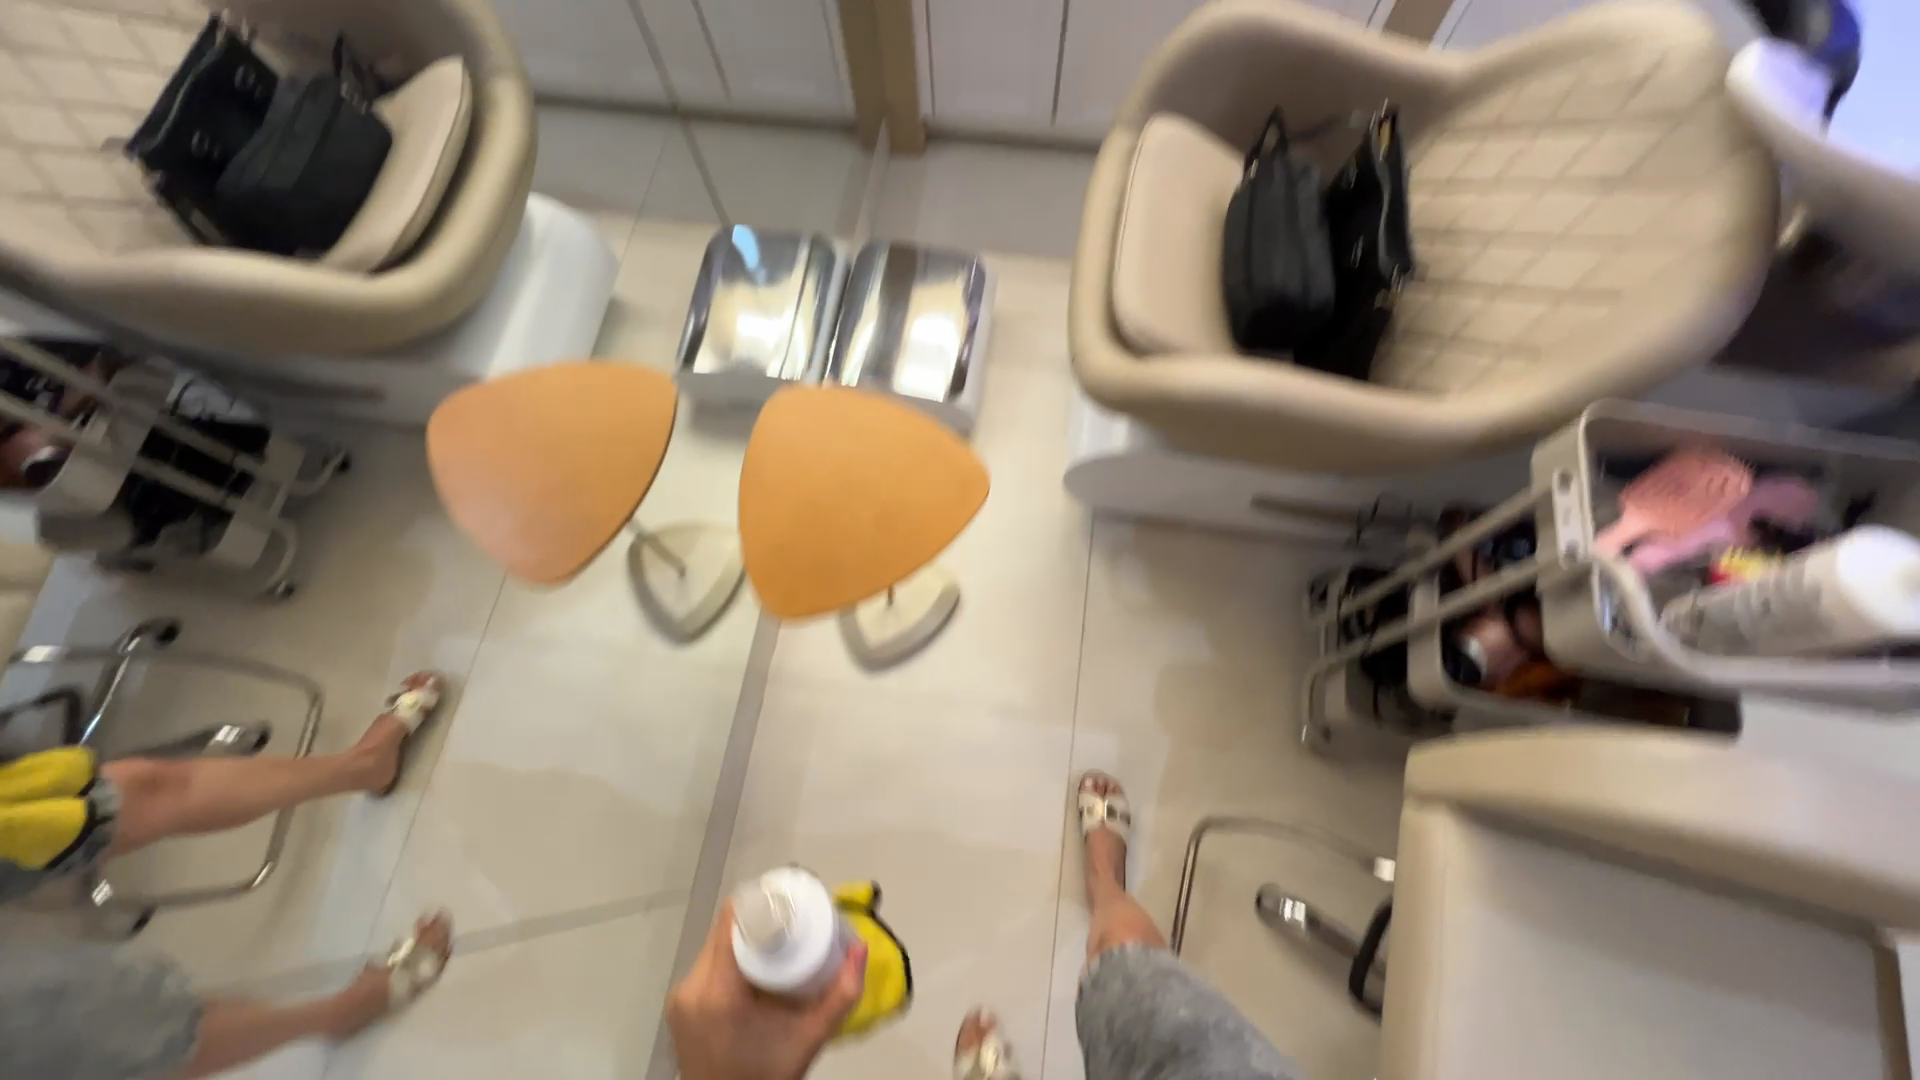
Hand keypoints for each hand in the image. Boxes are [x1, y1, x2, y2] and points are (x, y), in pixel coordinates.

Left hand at [668, 901, 867, 1079]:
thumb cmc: (766, 1076)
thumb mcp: (809, 1040)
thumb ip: (840, 996)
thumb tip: (861, 949)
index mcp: (718, 991)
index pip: (733, 921)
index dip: (760, 901)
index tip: (789, 901)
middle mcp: (692, 987)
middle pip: (725, 930)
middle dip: (758, 919)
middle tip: (791, 920)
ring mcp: (681, 997)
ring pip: (715, 944)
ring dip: (744, 937)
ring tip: (777, 939)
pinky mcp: (679, 1005)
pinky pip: (707, 964)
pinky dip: (731, 956)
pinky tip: (755, 963)